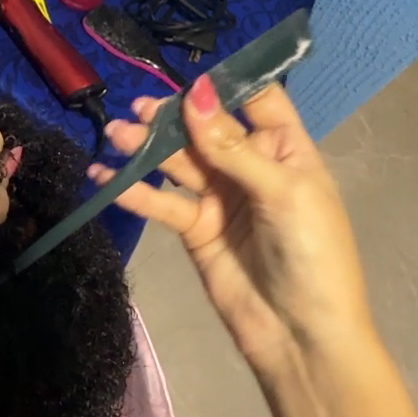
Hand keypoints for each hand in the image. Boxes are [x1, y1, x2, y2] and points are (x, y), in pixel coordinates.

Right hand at [91, 77, 375, 373]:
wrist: (300, 337)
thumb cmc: (312, 255)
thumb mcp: (282, 193)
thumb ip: (232, 146)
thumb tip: (195, 92)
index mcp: (286, 150)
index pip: (254, 101)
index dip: (222, 87)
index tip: (187, 79)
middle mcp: (249, 166)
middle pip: (204, 129)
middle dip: (171, 117)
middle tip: (138, 111)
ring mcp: (218, 197)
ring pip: (176, 161)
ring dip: (145, 147)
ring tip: (115, 136)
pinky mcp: (193, 227)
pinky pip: (160, 201)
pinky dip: (133, 189)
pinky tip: (106, 177)